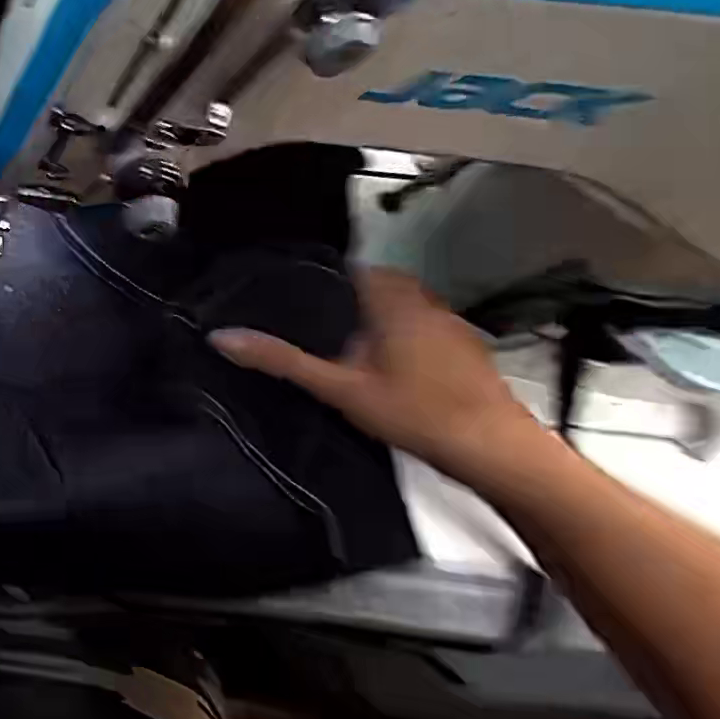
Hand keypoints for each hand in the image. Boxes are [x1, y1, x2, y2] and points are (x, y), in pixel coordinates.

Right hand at [208, 268, 562, 491]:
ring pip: (398, 302)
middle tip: (306, 322)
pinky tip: (385, 362)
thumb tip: (221, 337)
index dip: (315, 277)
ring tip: (337, 340)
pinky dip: (397, 330)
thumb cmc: (415, 412)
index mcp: (391, 298)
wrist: (498, 451)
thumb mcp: (338, 387)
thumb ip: (282, 361)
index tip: (287, 295)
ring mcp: (449, 320)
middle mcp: (423, 298)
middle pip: (372, 282)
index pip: (346, 266)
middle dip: (341, 297)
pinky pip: (419, 322)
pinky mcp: (465, 344)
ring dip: (371, 313)